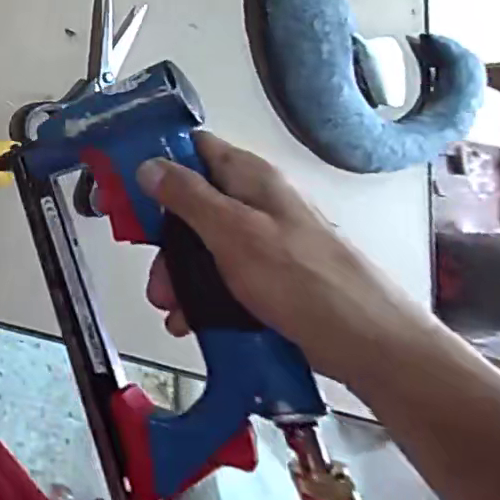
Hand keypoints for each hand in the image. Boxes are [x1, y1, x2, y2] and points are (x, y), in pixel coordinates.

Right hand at [136, 132, 443, 390]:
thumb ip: (188, 196)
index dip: (154, 158)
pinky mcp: (269, 276)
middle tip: (150, 265)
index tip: (122, 184)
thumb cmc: (306, 284)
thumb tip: (149, 165)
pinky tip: (191, 320)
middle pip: (189, 201)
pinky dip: (200, 295)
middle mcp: (254, 201)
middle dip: (162, 236)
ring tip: (171, 307)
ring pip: (200, 243)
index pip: (192, 147)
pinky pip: (220, 275)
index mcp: (250, 177)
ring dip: (177, 273)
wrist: (377, 352)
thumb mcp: (234, 233)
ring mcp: (262, 240)